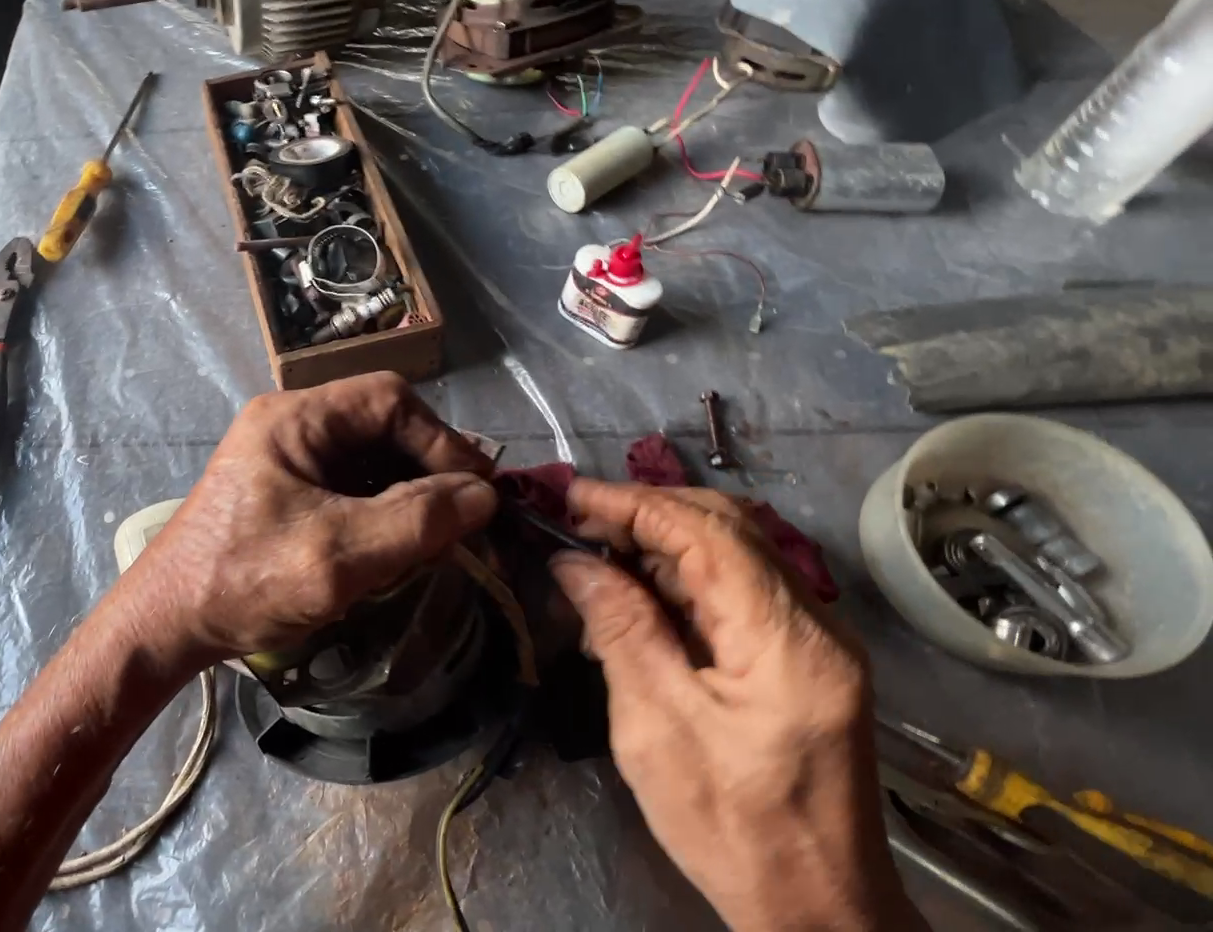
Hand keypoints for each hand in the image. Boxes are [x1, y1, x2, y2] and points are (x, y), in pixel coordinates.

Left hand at [115, 372, 497, 664]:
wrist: (168, 623)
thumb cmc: (243, 582)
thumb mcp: (336, 554)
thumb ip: (415, 521)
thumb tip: (484, 495)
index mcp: (293, 419)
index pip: (388, 400)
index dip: (440, 440)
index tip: (474, 492)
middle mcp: (291, 426)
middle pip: (382, 427)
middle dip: (428, 470)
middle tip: (464, 519)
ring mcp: (288, 459)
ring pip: (372, 460)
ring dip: (410, 494)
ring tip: (438, 537)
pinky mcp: (288, 493)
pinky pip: (352, 487)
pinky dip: (384, 512)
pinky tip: (400, 547)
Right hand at [551, 478, 922, 931]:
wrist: (816, 908)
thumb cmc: (731, 825)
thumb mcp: (656, 724)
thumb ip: (619, 626)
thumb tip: (573, 559)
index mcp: (787, 641)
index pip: (709, 534)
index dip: (634, 504)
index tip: (570, 496)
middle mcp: (813, 625)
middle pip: (728, 530)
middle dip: (645, 515)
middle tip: (576, 524)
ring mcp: (810, 641)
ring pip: (728, 557)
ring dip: (655, 548)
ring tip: (589, 563)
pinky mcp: (795, 659)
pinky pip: (731, 595)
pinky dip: (673, 585)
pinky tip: (626, 603)